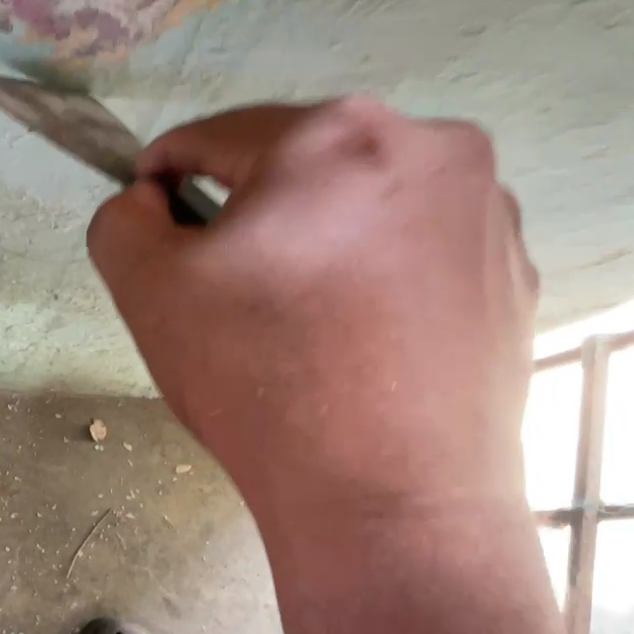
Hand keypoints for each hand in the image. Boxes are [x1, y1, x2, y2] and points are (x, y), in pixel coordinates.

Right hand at [88, 97, 539, 523]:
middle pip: (294, 171)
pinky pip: (411, 256)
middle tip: (216, 299)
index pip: (217, 136)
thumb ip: (121, 224)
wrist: (388, 497)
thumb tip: (145, 202)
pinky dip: (367, 284)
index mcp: (331, 137)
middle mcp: (430, 147)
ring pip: (357, 211)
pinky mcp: (512, 275)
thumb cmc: (259, 382)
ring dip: (308, 249)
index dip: (163, 176)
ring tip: (287, 332)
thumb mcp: (147, 294)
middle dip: (243, 222)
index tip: (147, 221)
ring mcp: (487, 211)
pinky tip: (346, 349)